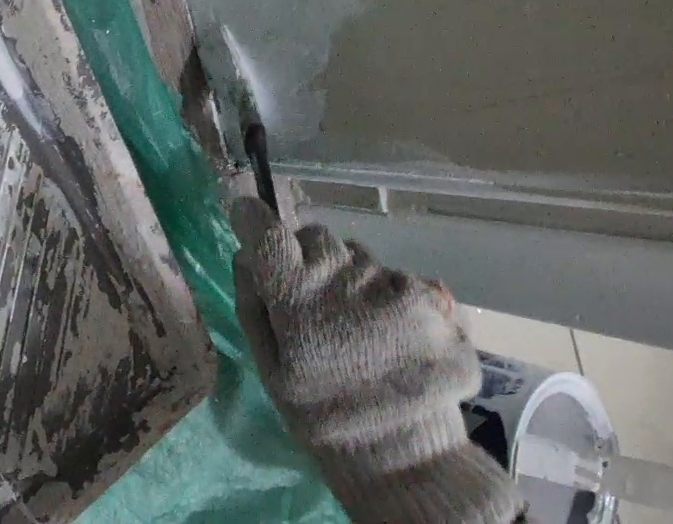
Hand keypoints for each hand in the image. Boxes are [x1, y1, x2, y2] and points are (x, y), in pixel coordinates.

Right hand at [231, 197, 521, 523]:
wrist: (403, 454)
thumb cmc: (321, 411)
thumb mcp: (269, 366)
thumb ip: (252, 305)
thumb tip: (244, 256)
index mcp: (296, 293)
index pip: (267, 230)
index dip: (253, 218)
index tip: (247, 218)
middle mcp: (342, 275)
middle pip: (315, 236)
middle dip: (306, 254)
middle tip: (311, 295)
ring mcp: (389, 284)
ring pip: (357, 255)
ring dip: (349, 275)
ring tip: (357, 323)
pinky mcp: (428, 299)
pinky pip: (397, 276)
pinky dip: (388, 295)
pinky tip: (391, 333)